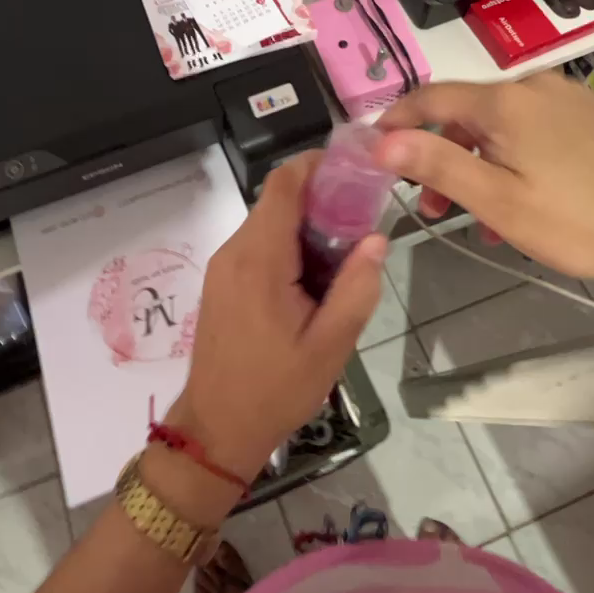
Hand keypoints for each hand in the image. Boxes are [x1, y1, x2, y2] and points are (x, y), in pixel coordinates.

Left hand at [168, 152, 387, 483]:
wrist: (217, 427)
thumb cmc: (276, 389)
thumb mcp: (330, 346)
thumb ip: (356, 288)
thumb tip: (377, 238)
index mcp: (259, 259)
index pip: (283, 185)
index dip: (317, 165)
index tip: (355, 169)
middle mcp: (234, 251)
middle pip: (277, 201)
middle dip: (320, 199)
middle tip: (364, 217)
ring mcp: (223, 265)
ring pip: (268, 222)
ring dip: (305, 225)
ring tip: (345, 251)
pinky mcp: (222, 280)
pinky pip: (257, 244)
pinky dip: (287, 245)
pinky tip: (314, 276)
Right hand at [374, 74, 593, 305]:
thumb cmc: (579, 224)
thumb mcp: (496, 200)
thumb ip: (435, 164)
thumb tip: (379, 140)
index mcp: (506, 100)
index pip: (430, 97)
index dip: (397, 121)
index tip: (374, 153)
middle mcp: (535, 86)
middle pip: (466, 114)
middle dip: (440, 156)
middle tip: (433, 209)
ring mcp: (568, 100)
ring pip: (499, 126)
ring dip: (476, 165)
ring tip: (480, 219)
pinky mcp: (592, 118)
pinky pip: (531, 132)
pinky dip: (510, 161)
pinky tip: (519, 204)